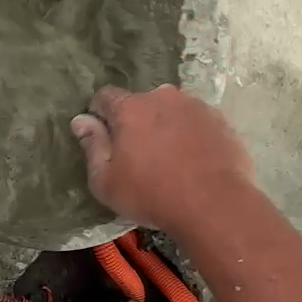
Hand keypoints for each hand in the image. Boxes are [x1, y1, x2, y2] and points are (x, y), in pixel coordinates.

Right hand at [71, 84, 255, 230]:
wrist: (213, 204)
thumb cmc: (150, 194)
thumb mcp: (105, 181)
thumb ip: (91, 146)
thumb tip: (81, 120)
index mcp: (131, 108)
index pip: (104, 97)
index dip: (98, 115)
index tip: (101, 138)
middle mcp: (163, 97)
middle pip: (140, 104)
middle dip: (135, 123)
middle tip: (137, 156)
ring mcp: (196, 106)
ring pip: (170, 112)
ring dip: (164, 128)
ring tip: (168, 160)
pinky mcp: (220, 121)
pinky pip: (195, 123)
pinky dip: (189, 136)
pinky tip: (192, 162)